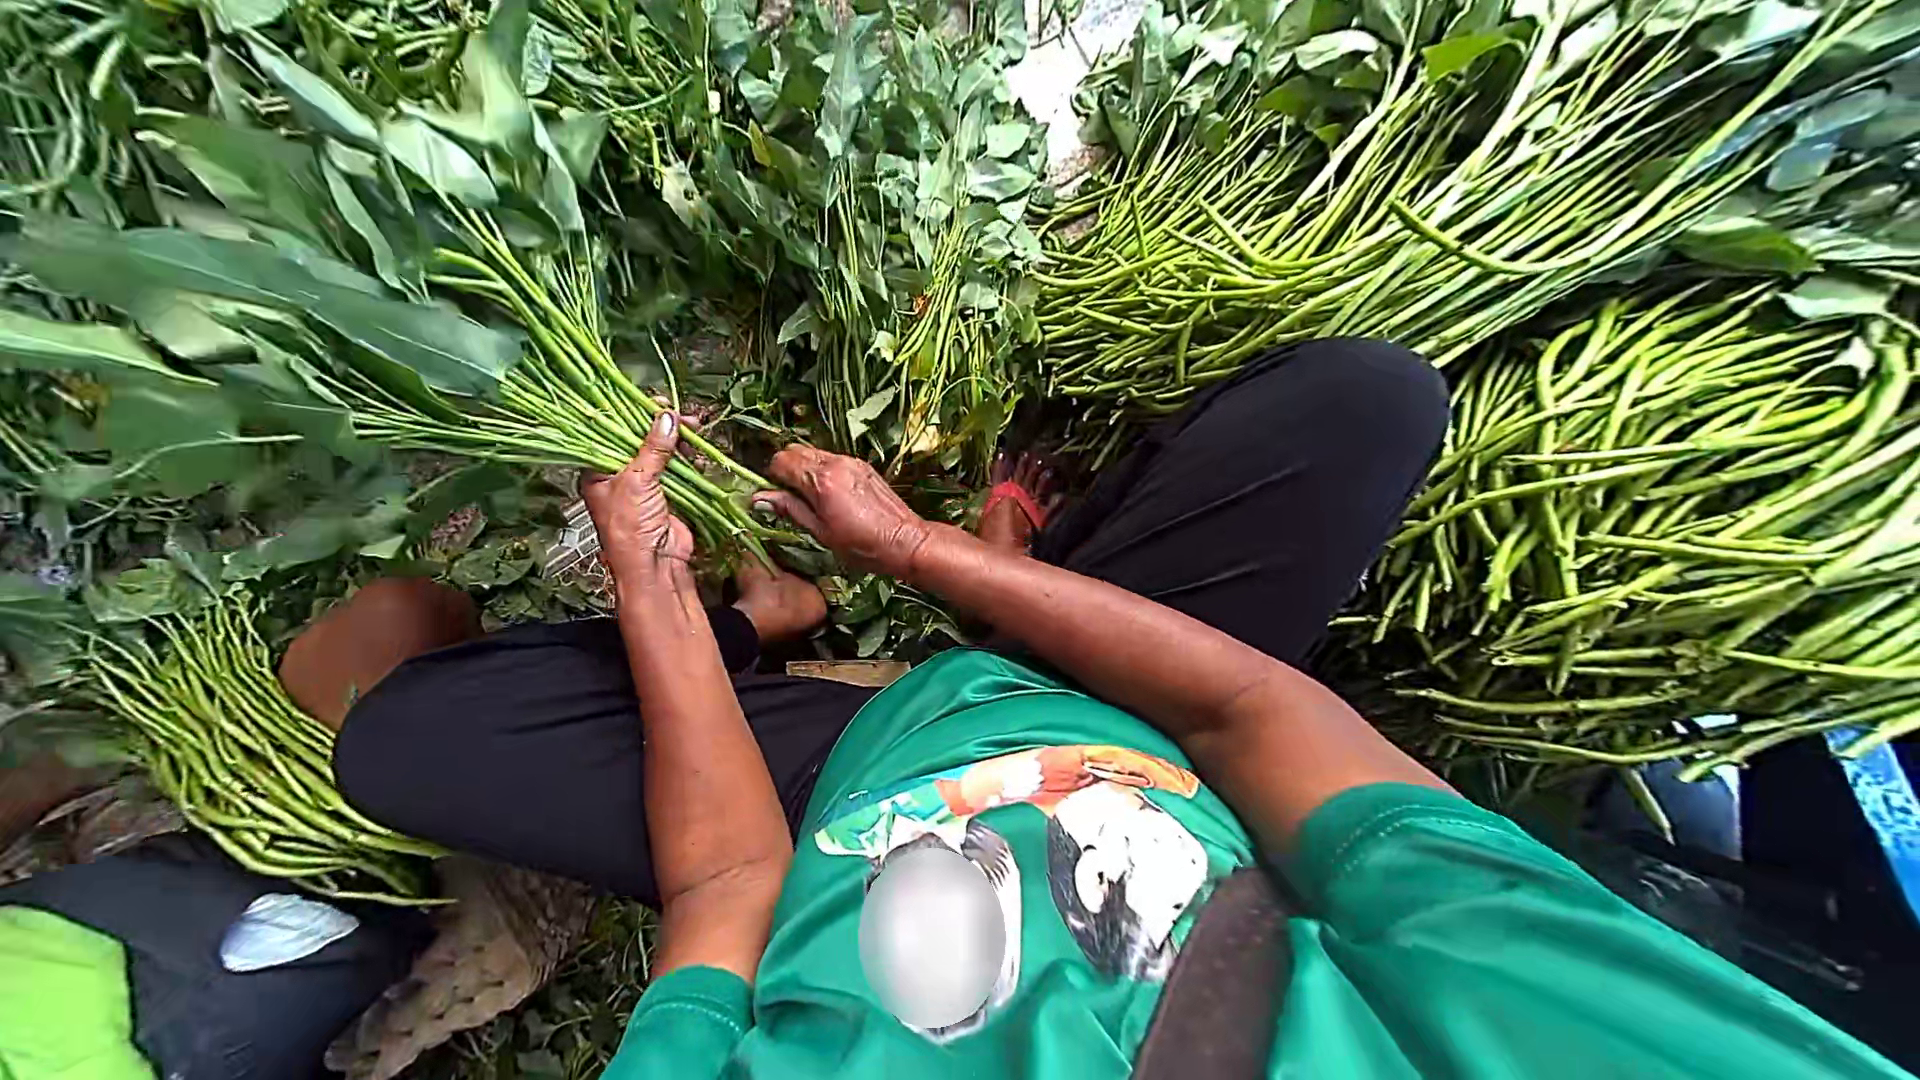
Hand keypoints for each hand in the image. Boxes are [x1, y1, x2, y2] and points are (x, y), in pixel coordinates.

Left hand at [581, 412, 692, 584]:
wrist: (655, 565)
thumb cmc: (630, 528)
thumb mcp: (637, 481)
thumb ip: (653, 449)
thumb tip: (666, 418)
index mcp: (598, 470)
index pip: (612, 432)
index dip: (632, 415)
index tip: (653, 404)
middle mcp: (620, 474)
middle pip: (640, 440)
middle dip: (661, 427)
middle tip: (680, 416)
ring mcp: (646, 484)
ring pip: (662, 453)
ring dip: (678, 441)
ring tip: (693, 429)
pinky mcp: (669, 493)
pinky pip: (679, 469)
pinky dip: (689, 458)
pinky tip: (696, 449)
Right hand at [756, 445, 931, 576]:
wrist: (904, 541)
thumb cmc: (862, 545)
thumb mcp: (820, 532)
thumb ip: (790, 509)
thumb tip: (759, 499)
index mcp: (821, 481)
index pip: (781, 461)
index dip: (773, 478)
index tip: (778, 497)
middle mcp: (835, 463)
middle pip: (794, 450)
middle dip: (786, 469)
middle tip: (792, 496)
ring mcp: (851, 461)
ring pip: (813, 452)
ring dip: (805, 468)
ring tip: (813, 497)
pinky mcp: (863, 465)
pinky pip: (832, 458)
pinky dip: (823, 470)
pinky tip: (832, 494)